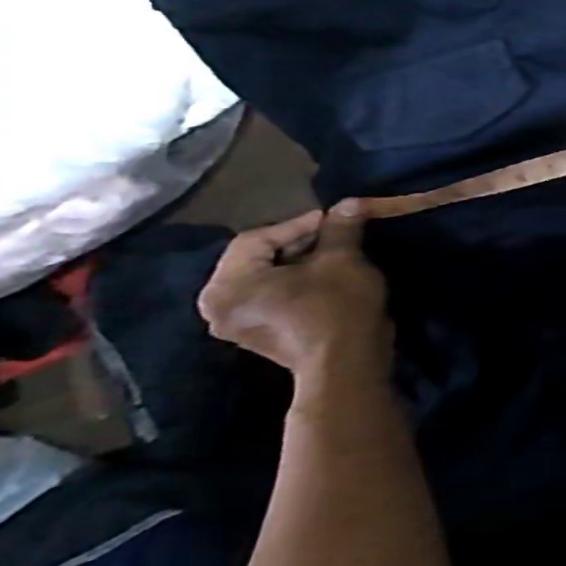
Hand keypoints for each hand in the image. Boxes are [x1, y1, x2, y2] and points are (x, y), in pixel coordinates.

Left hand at [198, 201, 391, 387]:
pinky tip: (322, 277)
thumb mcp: (342, 259)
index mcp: (227, 285)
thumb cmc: (336, 306)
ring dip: (298, 261)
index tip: (335, 220)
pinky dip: (292, 281)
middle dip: (297, 242)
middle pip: (255, 258)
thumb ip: (339, 228)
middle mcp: (217, 305)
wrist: (346, 361)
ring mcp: (233, 323)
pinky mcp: (254, 333)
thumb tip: (348, 204)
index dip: (298, 224)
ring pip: (263, 277)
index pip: (255, 239)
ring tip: (333, 253)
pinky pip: (267, 295)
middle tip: (335, 234)